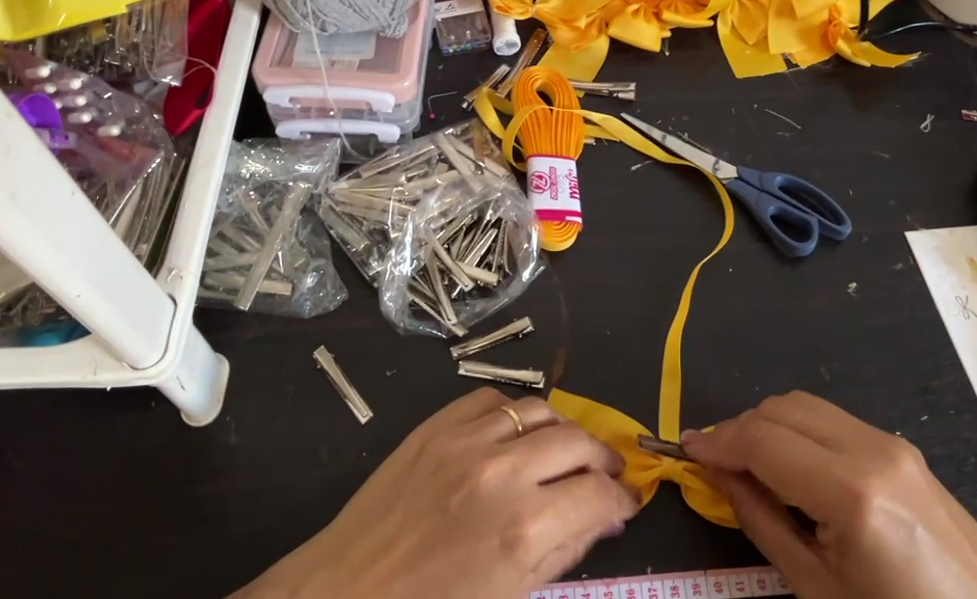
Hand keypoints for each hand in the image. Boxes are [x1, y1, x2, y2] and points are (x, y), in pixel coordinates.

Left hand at [234, 388, 637, 598]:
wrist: (351, 587)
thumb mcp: (511, 594)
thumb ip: (565, 549)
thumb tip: (607, 515)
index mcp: (525, 529)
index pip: (601, 494)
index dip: (623, 498)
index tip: (626, 502)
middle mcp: (504, 473)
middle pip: (579, 442)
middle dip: (602, 460)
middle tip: (603, 475)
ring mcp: (468, 440)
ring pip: (541, 410)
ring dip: (563, 431)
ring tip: (563, 450)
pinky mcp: (438, 423)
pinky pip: (494, 398)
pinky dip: (516, 411)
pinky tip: (516, 432)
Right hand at [683, 391, 976, 598]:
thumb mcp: (817, 587)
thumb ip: (760, 520)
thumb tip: (718, 475)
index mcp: (850, 493)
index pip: (761, 440)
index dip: (716, 441)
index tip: (684, 450)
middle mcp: (871, 450)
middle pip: (780, 409)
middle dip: (738, 430)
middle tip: (713, 465)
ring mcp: (891, 442)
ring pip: (803, 405)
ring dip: (767, 426)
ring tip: (748, 467)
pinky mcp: (901, 446)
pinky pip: (831, 421)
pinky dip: (796, 431)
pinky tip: (790, 467)